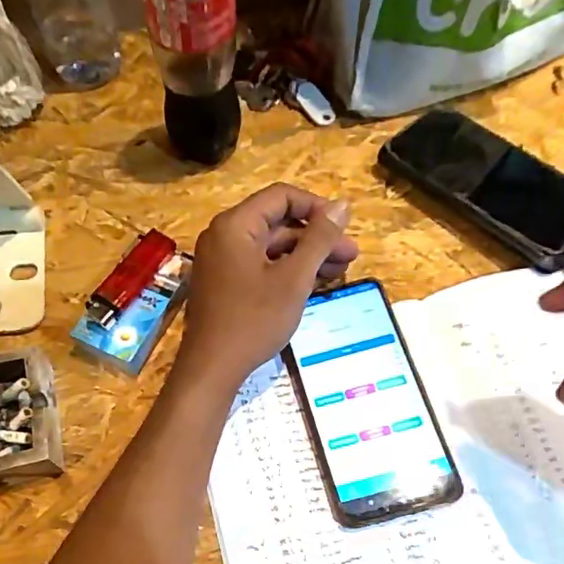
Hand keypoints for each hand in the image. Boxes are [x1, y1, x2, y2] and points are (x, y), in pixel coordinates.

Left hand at [177, 183, 358, 384]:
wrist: (212, 367)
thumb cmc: (254, 320)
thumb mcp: (294, 278)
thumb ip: (319, 239)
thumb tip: (342, 205)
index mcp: (235, 225)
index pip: (281, 196)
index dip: (317, 207)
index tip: (343, 228)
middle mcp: (223, 236)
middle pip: (277, 223)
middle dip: (316, 238)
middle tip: (351, 255)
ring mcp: (220, 262)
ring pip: (270, 248)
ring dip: (305, 257)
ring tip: (340, 271)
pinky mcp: (223, 285)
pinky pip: (258, 266)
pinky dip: (285, 272)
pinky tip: (313, 284)